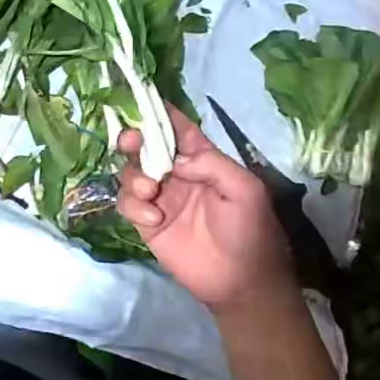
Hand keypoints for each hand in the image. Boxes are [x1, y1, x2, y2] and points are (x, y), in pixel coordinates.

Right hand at [118, 107, 295, 314]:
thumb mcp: (245, 189)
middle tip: (130, 141)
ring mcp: (159, 198)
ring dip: (135, 177)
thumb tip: (174, 159)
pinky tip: (154, 219)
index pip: (178, 129)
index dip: (160, 113)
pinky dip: (135, 206)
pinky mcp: (146, 223)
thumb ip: (211, 165)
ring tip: (151, 192)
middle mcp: (176, 175)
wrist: (241, 282)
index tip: (140, 98)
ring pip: (131, 173)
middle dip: (134, 139)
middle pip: (145, 148)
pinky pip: (128, 204)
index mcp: (202, 161)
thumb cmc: (251, 232)